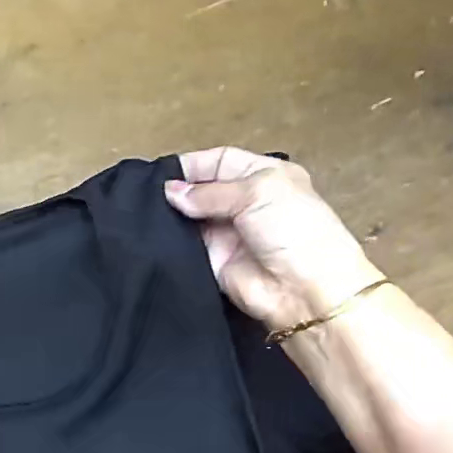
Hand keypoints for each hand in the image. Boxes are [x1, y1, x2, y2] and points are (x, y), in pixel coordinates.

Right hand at [164, 147, 383, 331]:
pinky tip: (153, 235)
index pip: (220, 161)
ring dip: (173, 216)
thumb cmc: (295, 230)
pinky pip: (189, 248)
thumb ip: (211, 192)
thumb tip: (171, 192)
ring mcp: (230, 234)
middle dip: (179, 190)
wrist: (306, 291)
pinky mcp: (216, 263)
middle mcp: (247, 203)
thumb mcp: (257, 193)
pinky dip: (173, 242)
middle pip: (203, 190)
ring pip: (192, 219)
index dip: (193, 165)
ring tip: (147, 212)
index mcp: (264, 176)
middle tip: (147, 193)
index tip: (162, 173)